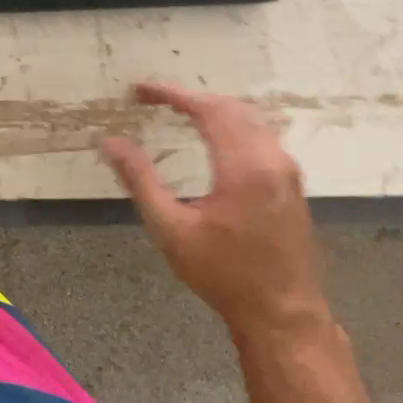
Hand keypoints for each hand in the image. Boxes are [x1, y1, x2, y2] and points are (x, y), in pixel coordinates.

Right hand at [100, 81, 330, 339]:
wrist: (282, 312)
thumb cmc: (221, 272)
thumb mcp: (169, 227)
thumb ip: (140, 179)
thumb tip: (110, 142)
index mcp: (243, 168)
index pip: (208, 110)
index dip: (172, 94)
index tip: (139, 90)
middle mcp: (272, 162)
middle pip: (233, 108)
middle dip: (191, 97)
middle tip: (152, 98)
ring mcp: (288, 174)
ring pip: (252, 121)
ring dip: (214, 109)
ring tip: (177, 112)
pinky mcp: (292, 186)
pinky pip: (262, 137)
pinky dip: (232, 125)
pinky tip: (212, 137)